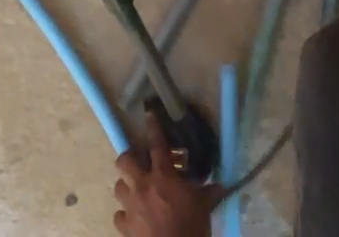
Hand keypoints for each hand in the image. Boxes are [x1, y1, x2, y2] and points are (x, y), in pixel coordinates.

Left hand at [112, 113, 214, 236]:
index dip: (153, 127)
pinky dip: (126, 213)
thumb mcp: (204, 206)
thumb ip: (208, 191)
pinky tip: (135, 216)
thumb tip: (219, 184)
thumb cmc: (191, 227)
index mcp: (163, 177)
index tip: (149, 114)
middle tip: (140, 161)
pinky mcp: (124, 227)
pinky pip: (119, 215)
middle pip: (124, 160)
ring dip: (127, 185)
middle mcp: (142, 186)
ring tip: (137, 189)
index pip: (156, 144)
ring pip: (118, 186)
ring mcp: (130, 207)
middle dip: (130, 157)